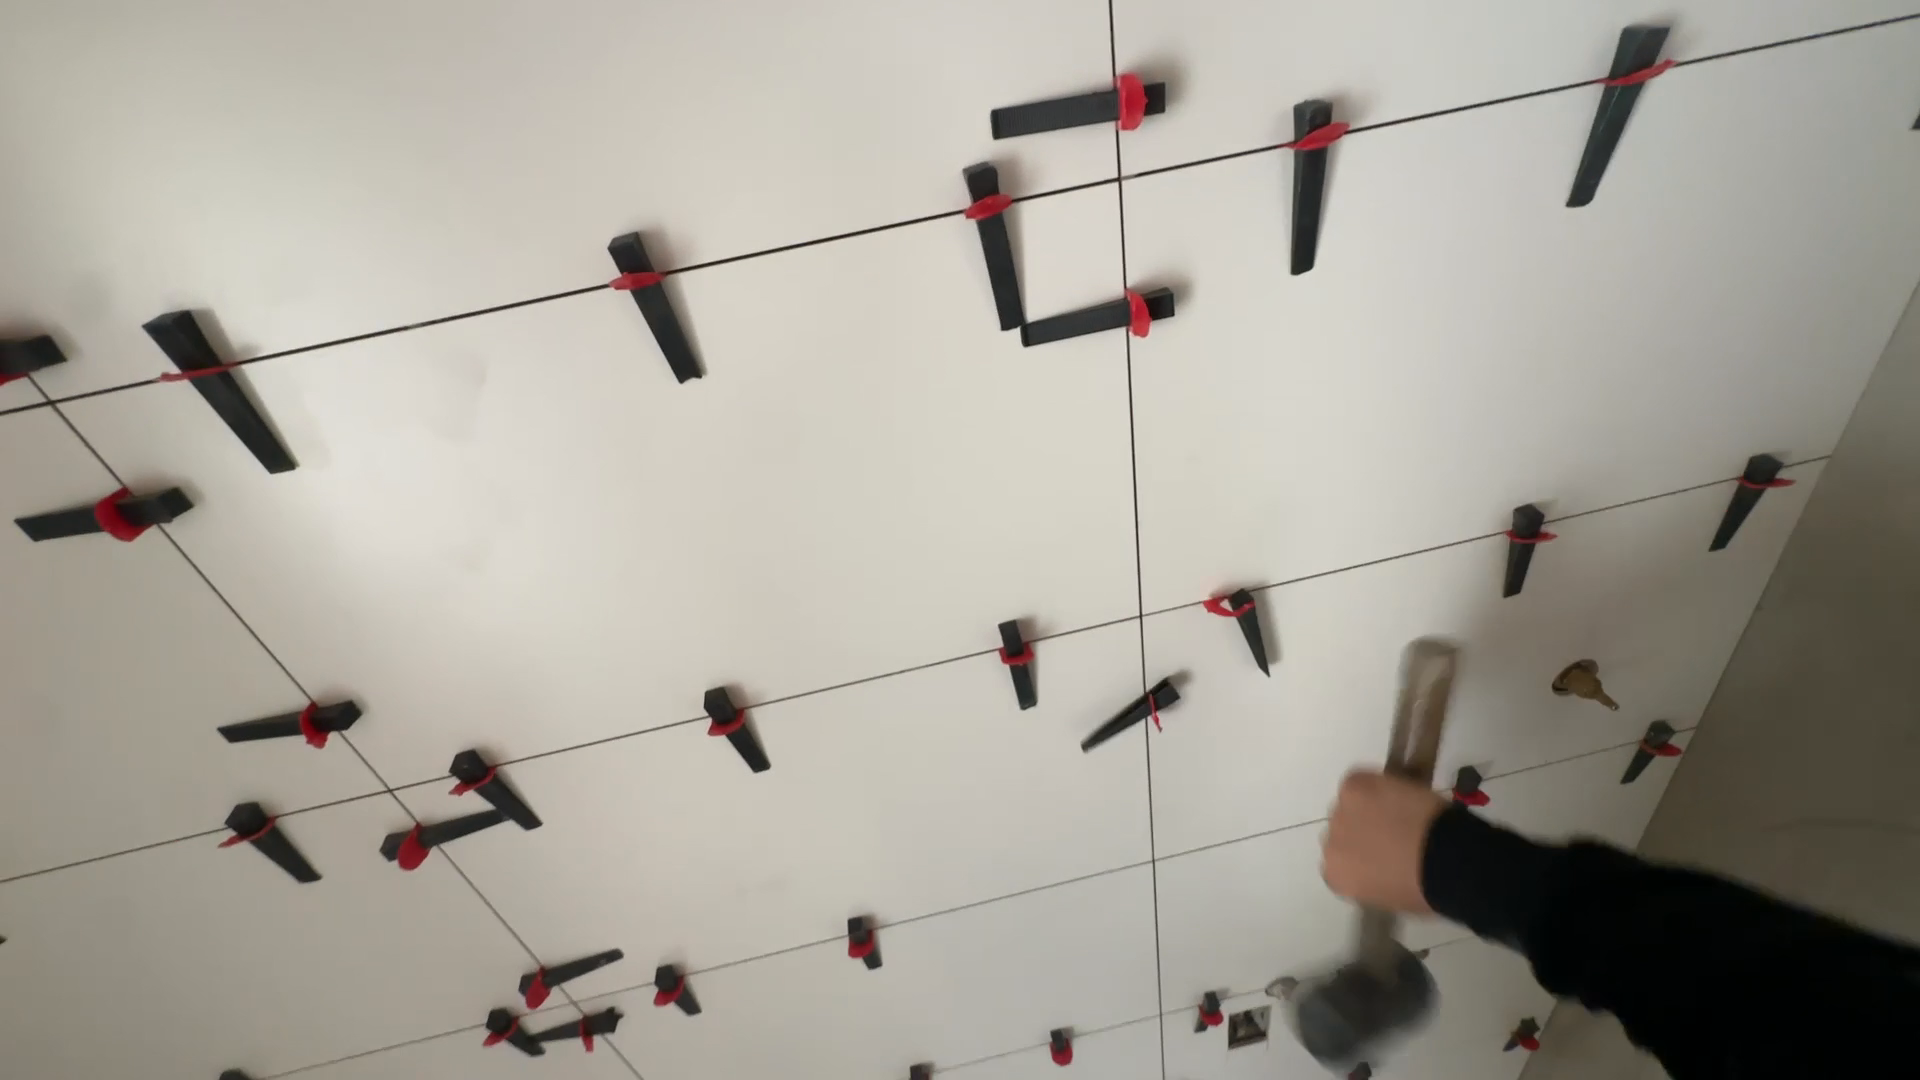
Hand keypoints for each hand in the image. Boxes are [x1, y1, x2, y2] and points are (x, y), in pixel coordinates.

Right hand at [1322, 769, 1448, 914]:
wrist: (1448, 860)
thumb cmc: (1428, 889)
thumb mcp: (1395, 898)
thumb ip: (1372, 881)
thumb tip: (1378, 868)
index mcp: (1337, 874)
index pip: (1339, 865)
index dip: (1360, 859)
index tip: (1380, 859)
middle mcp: (1330, 842)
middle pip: (1340, 832)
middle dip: (1361, 832)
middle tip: (1391, 835)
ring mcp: (1340, 811)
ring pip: (1349, 806)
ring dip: (1367, 809)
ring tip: (1399, 813)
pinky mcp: (1353, 785)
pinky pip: (1358, 782)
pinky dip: (1375, 787)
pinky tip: (1398, 795)